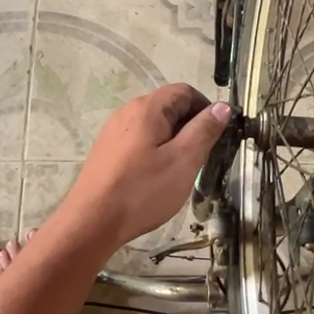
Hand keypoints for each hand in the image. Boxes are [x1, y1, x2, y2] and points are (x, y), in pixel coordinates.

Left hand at [58, 84, 231, 247]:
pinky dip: (154, 152)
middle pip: (168, 107)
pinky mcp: (106, 151)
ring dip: (173, 141)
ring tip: (180, 170)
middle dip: (190, 126)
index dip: (206, 107)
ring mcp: (113, 132)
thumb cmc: (142, 191)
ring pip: (153, 126)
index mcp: (147, 108)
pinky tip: (155, 178)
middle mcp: (127, 112)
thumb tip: (222, 106)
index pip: (184, 91)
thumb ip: (204, 130)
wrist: (91, 222)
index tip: (217, 134)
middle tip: (201, 156)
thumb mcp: (183, 161)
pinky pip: (138, 141)